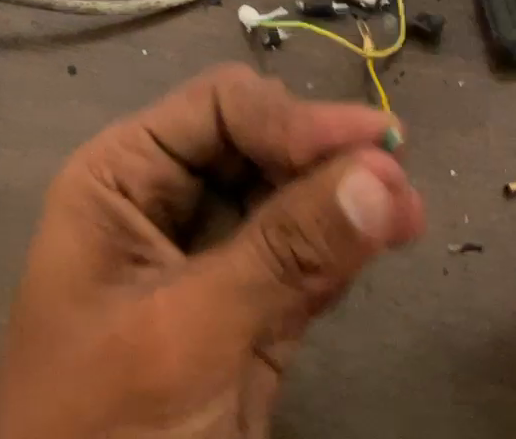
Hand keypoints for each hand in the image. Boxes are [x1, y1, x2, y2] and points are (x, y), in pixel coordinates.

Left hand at [0, 64, 424, 438]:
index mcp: (123, 178)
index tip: (369, 142)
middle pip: (260, 142)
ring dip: (347, 196)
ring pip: (290, 195)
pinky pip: (305, 253)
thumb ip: (283, 251)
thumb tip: (383, 172)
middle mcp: (167, 199)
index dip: (293, 117)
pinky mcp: (248, 304)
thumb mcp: (186, 332)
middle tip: (398, 170)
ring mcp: (212, 252)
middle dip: (325, 155)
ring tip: (409, 209)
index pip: (218, 109)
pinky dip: (345, 244)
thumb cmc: (106, 425)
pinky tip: (391, 234)